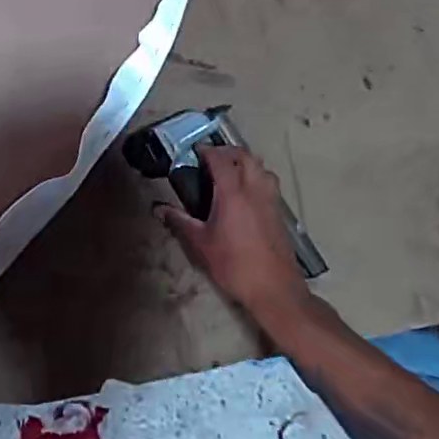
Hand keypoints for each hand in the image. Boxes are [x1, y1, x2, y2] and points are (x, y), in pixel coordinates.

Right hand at [155, 145, 307, 314]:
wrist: (274, 287)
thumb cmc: (234, 265)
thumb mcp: (201, 243)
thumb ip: (180, 222)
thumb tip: (159, 208)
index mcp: (233, 192)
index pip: (221, 159)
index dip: (207, 151)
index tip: (196, 152)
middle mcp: (255, 189)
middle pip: (245, 156)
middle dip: (228, 151)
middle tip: (212, 159)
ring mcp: (271, 199)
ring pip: (261, 167)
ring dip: (245, 162)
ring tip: (230, 172)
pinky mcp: (279, 212)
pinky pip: (269, 182)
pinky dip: (257, 176)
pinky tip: (246, 194)